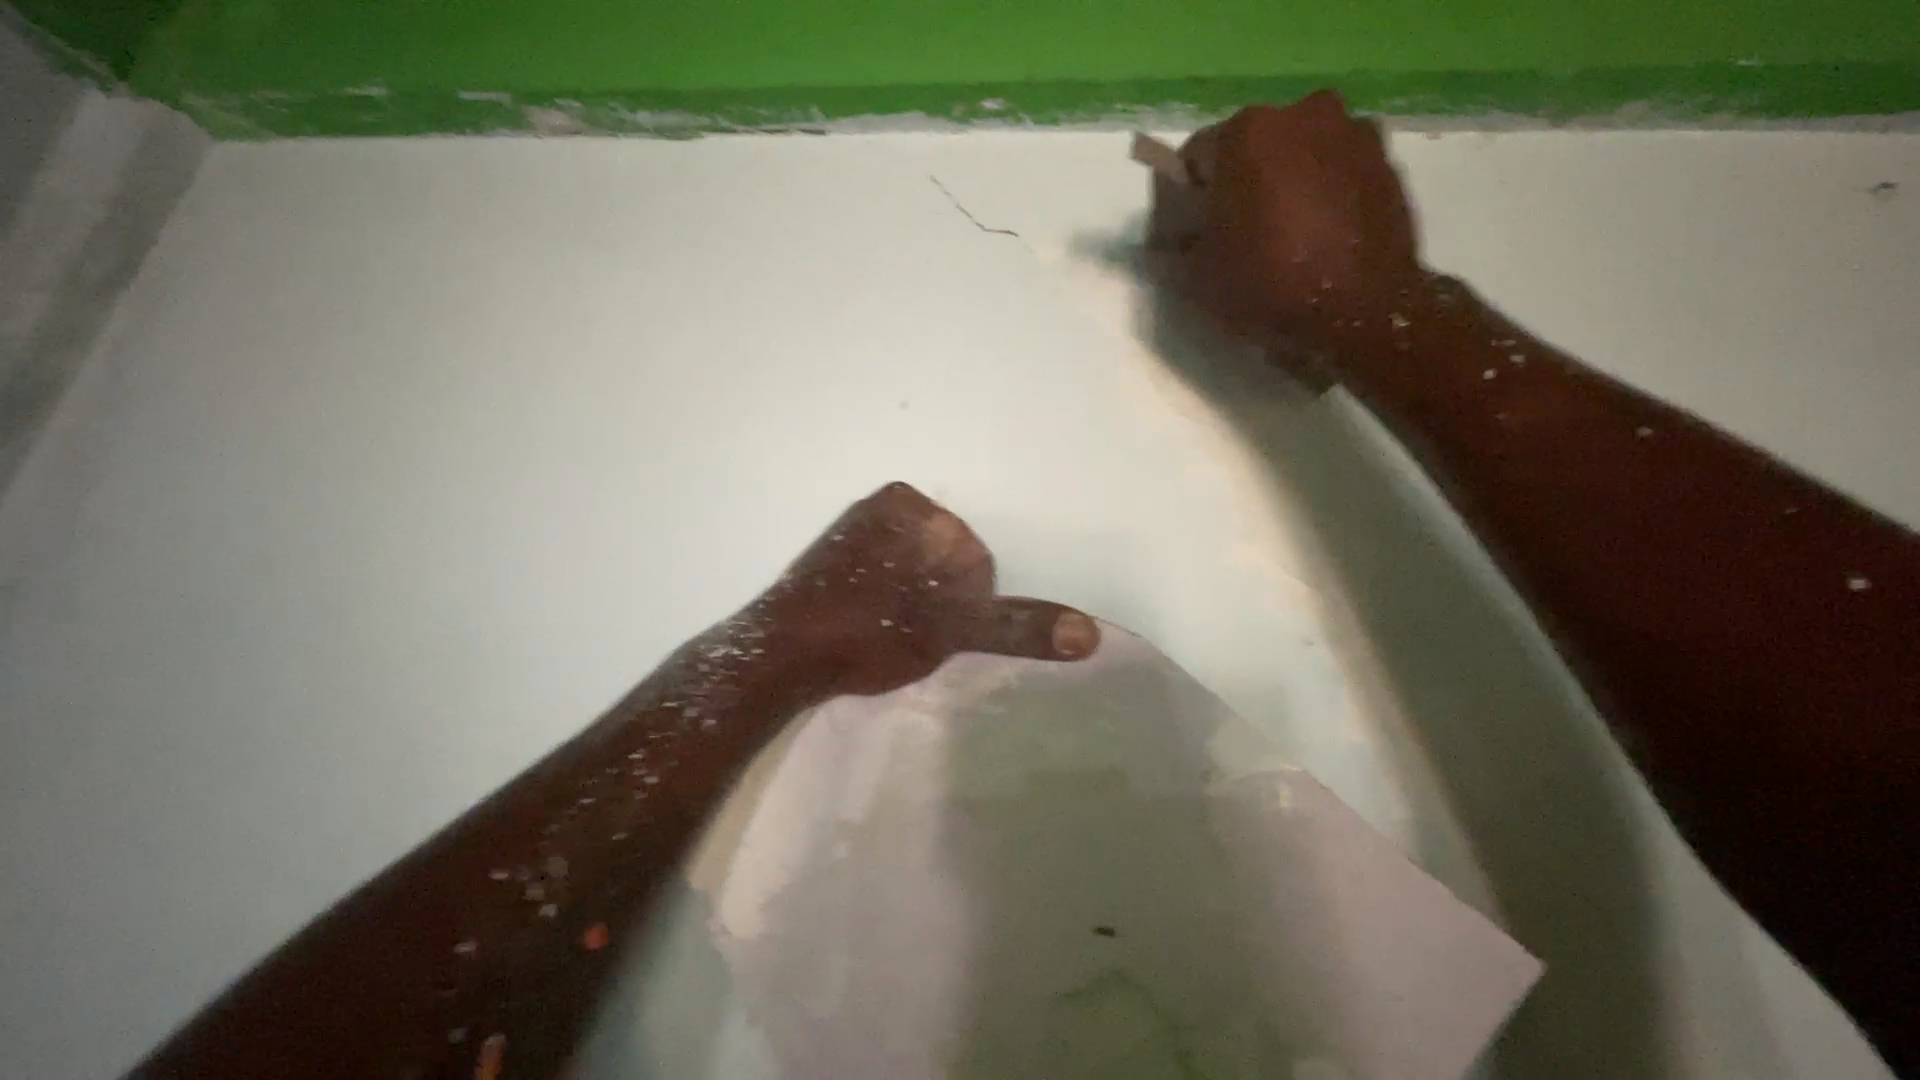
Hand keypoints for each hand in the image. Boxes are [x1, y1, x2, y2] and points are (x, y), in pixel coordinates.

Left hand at [753, 482, 1098, 697]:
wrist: (777, 659)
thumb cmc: (864, 634)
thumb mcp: (948, 628)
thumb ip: (1016, 626)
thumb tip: (1090, 633)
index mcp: (909, 505)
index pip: (975, 560)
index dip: (963, 606)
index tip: (926, 629)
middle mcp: (882, 506)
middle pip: (949, 563)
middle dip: (940, 601)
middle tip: (904, 633)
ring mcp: (855, 530)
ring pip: (920, 574)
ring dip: (916, 605)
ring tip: (882, 634)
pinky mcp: (835, 557)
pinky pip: (888, 577)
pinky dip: (890, 602)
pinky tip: (867, 627)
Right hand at [1147, 90, 1423, 341]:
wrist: (1361, 311)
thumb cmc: (1268, 285)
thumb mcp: (1197, 277)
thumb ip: (1175, 249)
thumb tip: (1168, 242)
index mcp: (1245, 132)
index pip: (1194, 158)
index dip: (1184, 199)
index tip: (1186, 234)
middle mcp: (1300, 113)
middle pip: (1251, 148)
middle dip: (1238, 183)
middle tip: (1234, 233)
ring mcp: (1351, 131)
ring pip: (1297, 154)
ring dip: (1284, 183)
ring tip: (1282, 234)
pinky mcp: (1386, 159)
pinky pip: (1336, 170)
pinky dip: (1323, 191)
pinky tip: (1318, 234)